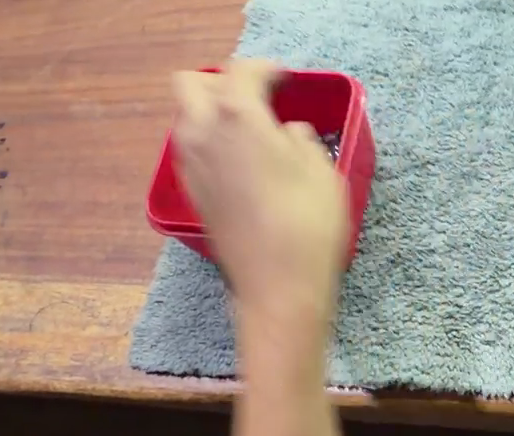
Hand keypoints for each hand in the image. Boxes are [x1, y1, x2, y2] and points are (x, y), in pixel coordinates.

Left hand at [170, 60, 349, 319]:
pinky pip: (194, 153)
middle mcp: (202, 131)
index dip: (266, 70)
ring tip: (248, 137)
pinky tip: (242, 170)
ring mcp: (192, 165)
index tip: (284, 79)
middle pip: (193, 84)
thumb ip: (303, 143)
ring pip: (188, 119)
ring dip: (213, 117)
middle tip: (254, 102)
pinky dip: (213, 148)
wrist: (279, 287)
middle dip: (221, 84)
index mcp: (237, 115)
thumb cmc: (309, 228)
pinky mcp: (194, 196)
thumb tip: (289, 134)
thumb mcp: (324, 176)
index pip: (243, 71)